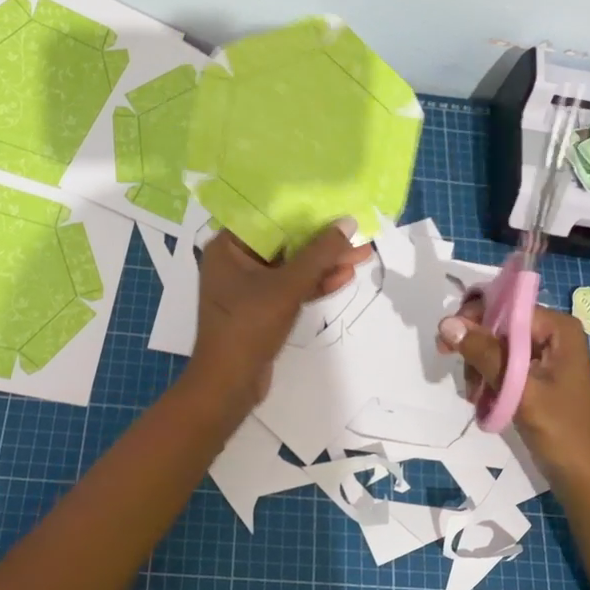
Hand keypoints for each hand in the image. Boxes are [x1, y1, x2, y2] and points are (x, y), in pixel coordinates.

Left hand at [186, 219, 372, 408]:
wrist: (229, 385)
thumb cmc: (248, 327)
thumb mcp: (287, 287)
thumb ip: (319, 254)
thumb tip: (348, 223)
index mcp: (227, 247)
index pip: (269, 216)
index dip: (305, 210)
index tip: (336, 204)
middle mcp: (234, 261)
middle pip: (284, 241)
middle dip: (321, 241)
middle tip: (358, 233)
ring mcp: (247, 287)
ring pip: (291, 266)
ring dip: (324, 263)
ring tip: (362, 254)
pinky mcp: (260, 309)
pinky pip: (290, 287)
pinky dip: (314, 283)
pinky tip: (345, 276)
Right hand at [437, 302, 589, 477]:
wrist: (580, 474)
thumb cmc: (559, 429)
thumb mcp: (519, 388)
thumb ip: (484, 353)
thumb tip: (446, 323)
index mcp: (559, 328)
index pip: (507, 306)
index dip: (474, 319)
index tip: (447, 343)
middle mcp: (553, 334)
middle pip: (499, 325)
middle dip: (476, 350)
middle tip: (465, 379)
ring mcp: (545, 355)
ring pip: (495, 346)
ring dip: (479, 369)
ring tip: (476, 398)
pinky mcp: (535, 375)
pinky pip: (502, 365)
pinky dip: (488, 380)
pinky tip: (483, 400)